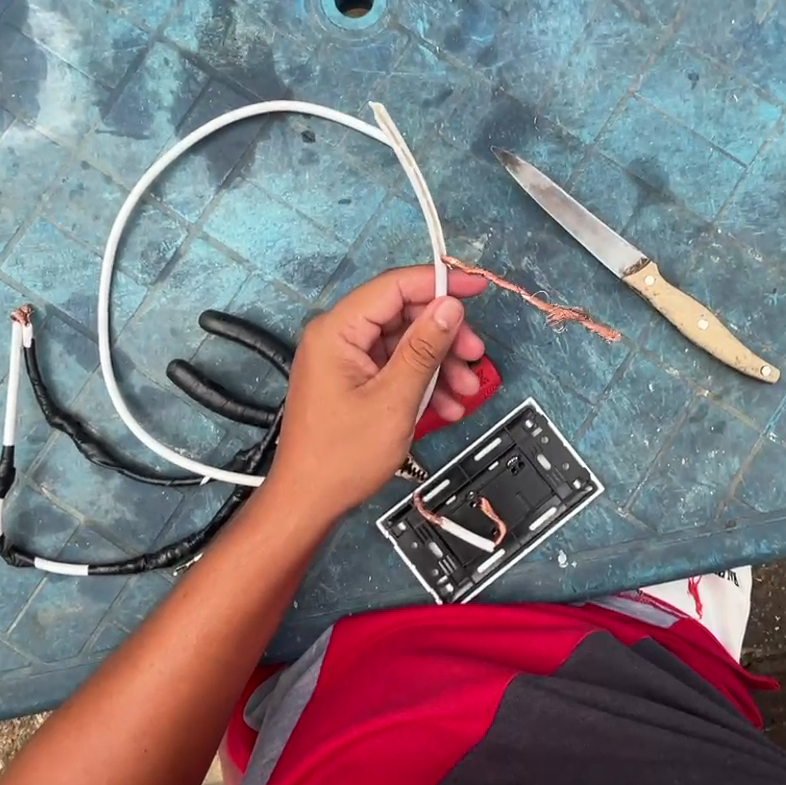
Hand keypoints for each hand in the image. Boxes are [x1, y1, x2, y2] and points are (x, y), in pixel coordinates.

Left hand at [265, 265, 488, 518]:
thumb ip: (424, 349)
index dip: (438, 283)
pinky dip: (423, 382)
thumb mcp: (394, 399)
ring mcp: (345, 360)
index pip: (393, 287)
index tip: (475, 288)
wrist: (309, 501)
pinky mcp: (353, 381)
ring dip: (440, 364)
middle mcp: (337, 337)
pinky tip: (447, 406)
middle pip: (403, 315)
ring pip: (404, 344)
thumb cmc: (341, 457)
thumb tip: (449, 306)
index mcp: (337, 331)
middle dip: (444, 336)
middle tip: (475, 356)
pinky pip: (395, 368)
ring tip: (465, 390)